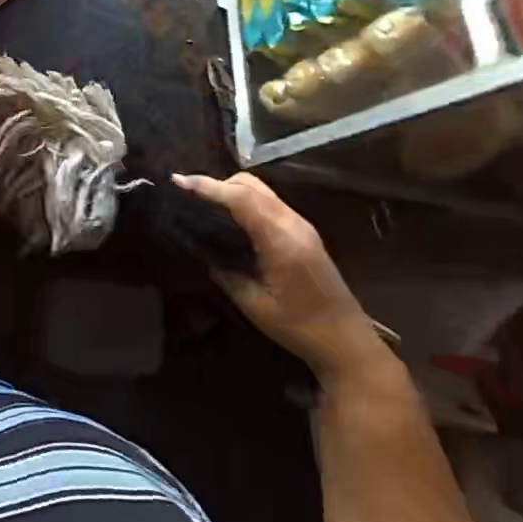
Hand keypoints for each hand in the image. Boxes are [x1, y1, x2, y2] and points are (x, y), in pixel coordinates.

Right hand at [172, 173, 383, 382]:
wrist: (345, 340)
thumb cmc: (298, 326)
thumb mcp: (252, 303)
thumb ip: (224, 271)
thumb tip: (200, 250)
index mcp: (281, 240)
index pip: (241, 199)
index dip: (207, 186)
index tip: (177, 181)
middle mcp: (293, 224)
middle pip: (250, 185)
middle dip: (215, 184)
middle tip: (185, 196)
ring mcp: (300, 225)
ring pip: (260, 190)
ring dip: (230, 190)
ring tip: (201, 204)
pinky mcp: (302, 232)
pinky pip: (267, 202)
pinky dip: (243, 200)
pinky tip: (227, 216)